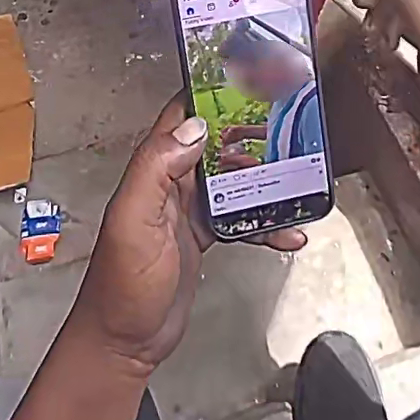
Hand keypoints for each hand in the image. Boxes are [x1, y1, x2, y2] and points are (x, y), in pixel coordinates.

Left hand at [65, 97, 305, 374]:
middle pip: (215, 143)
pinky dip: (264, 223)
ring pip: (233, 178)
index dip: (209, 94)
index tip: (244, 78)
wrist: (125, 341)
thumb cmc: (123, 284)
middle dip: (248, 130)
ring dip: (263, 176)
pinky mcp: (205, 234)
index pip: (181, 117)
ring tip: (296, 172)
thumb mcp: (134, 220)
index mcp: (153, 170)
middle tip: (285, 122)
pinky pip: (240, 218)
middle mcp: (172, 182)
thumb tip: (195, 124)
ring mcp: (190, 209)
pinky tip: (288, 232)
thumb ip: (156, 168)